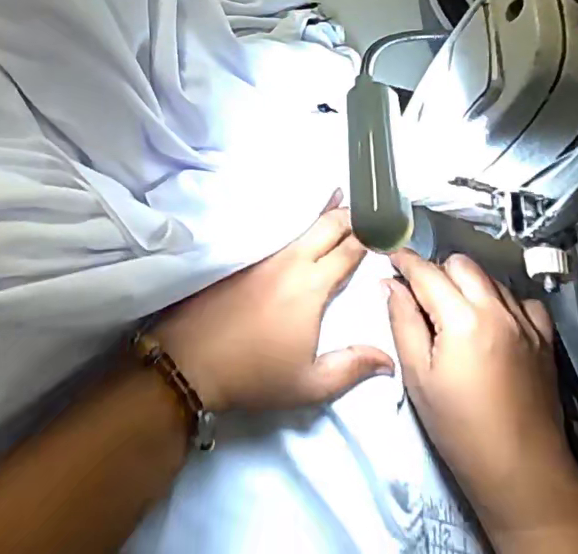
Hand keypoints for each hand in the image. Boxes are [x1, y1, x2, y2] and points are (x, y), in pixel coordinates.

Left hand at [154, 198, 392, 412]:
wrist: (189, 362)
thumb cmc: (253, 375)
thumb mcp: (308, 385)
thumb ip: (351, 368)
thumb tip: (389, 361)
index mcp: (312, 285)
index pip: (350, 250)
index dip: (372, 238)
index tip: (388, 232)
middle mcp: (291, 259)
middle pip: (329, 224)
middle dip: (352, 215)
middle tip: (369, 212)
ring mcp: (264, 252)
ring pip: (302, 220)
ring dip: (325, 209)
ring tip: (339, 193)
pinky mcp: (244, 254)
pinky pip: (277, 227)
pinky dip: (295, 217)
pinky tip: (297, 213)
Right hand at [387, 250, 577, 547]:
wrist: (521, 472)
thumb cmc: (461, 431)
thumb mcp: (419, 378)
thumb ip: (403, 323)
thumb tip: (392, 285)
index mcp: (463, 319)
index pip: (428, 273)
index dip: (405, 260)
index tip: (392, 256)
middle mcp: (498, 309)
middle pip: (461, 264)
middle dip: (437, 270)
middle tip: (422, 295)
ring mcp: (525, 320)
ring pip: (490, 278)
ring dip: (468, 284)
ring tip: (455, 314)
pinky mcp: (544, 335)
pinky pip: (521, 300)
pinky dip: (502, 301)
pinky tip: (493, 322)